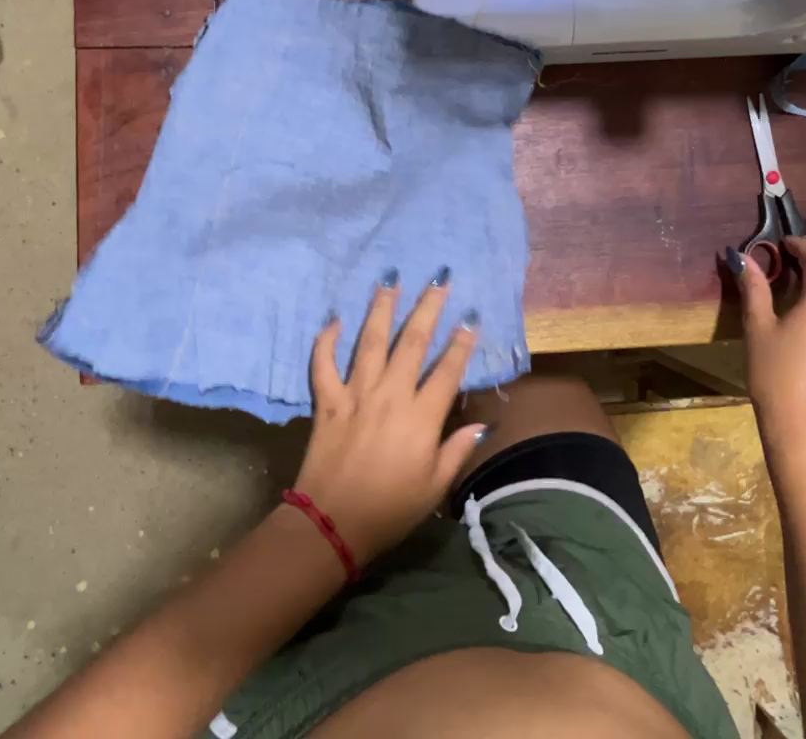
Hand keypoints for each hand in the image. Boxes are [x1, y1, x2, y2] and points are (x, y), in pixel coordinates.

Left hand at [292, 273, 486, 560]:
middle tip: (438, 279)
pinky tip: (334, 319)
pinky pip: (324, 365)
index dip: (462, 343)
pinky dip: (327, 341)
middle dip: (428, 308)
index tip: (471, 317)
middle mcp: (390, 395)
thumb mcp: (435, 486)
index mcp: (421, 417)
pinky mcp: (327, 403)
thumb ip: (457, 450)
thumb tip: (481, 424)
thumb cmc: (390, 509)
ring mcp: (356, 395)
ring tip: (389, 281)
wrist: (332, 524)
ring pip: (370, 342)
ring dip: (381, 309)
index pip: (448, 370)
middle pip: (412, 342)